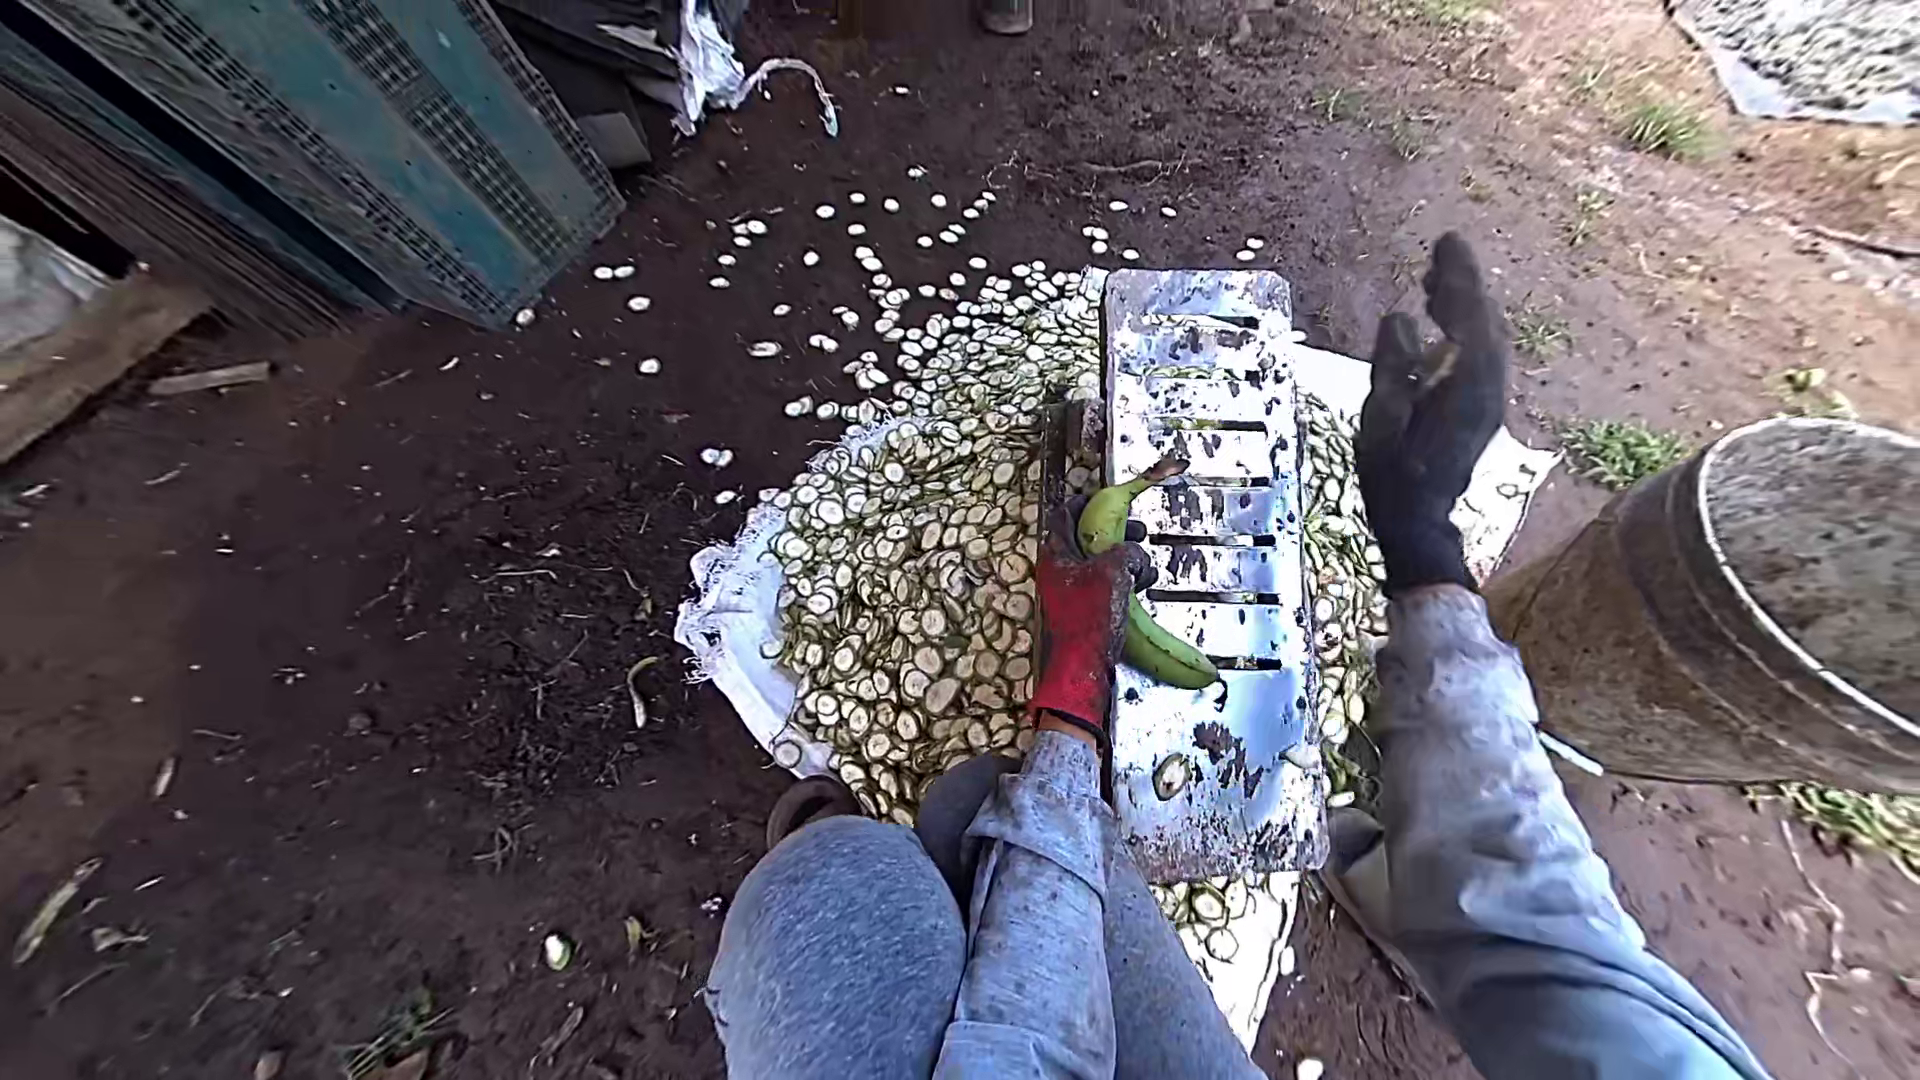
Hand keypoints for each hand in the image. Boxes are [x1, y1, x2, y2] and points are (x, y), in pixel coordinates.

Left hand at [1024, 501, 1155, 742]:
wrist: (1082, 667)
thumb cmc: (1089, 618)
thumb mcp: (1112, 573)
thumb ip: (1125, 552)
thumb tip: (1134, 554)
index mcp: (1056, 554)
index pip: (1064, 514)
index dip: (1085, 501)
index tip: (1106, 496)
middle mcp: (1058, 569)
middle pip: (1085, 537)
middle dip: (1115, 532)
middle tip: (1138, 530)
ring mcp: (1069, 590)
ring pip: (1098, 561)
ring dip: (1124, 558)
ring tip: (1143, 568)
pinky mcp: (1083, 608)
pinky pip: (1105, 583)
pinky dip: (1123, 580)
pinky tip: (1140, 588)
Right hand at [1357, 232, 1507, 594]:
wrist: (1420, 519)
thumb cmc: (1392, 477)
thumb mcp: (1379, 422)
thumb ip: (1390, 368)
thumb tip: (1397, 318)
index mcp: (1466, 386)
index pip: (1470, 317)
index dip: (1459, 278)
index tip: (1446, 243)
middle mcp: (1488, 385)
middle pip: (1485, 321)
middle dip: (1465, 285)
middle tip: (1440, 253)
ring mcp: (1488, 397)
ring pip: (1486, 337)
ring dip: (1465, 306)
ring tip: (1437, 282)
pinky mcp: (1479, 407)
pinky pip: (1479, 355)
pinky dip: (1464, 331)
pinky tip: (1443, 326)